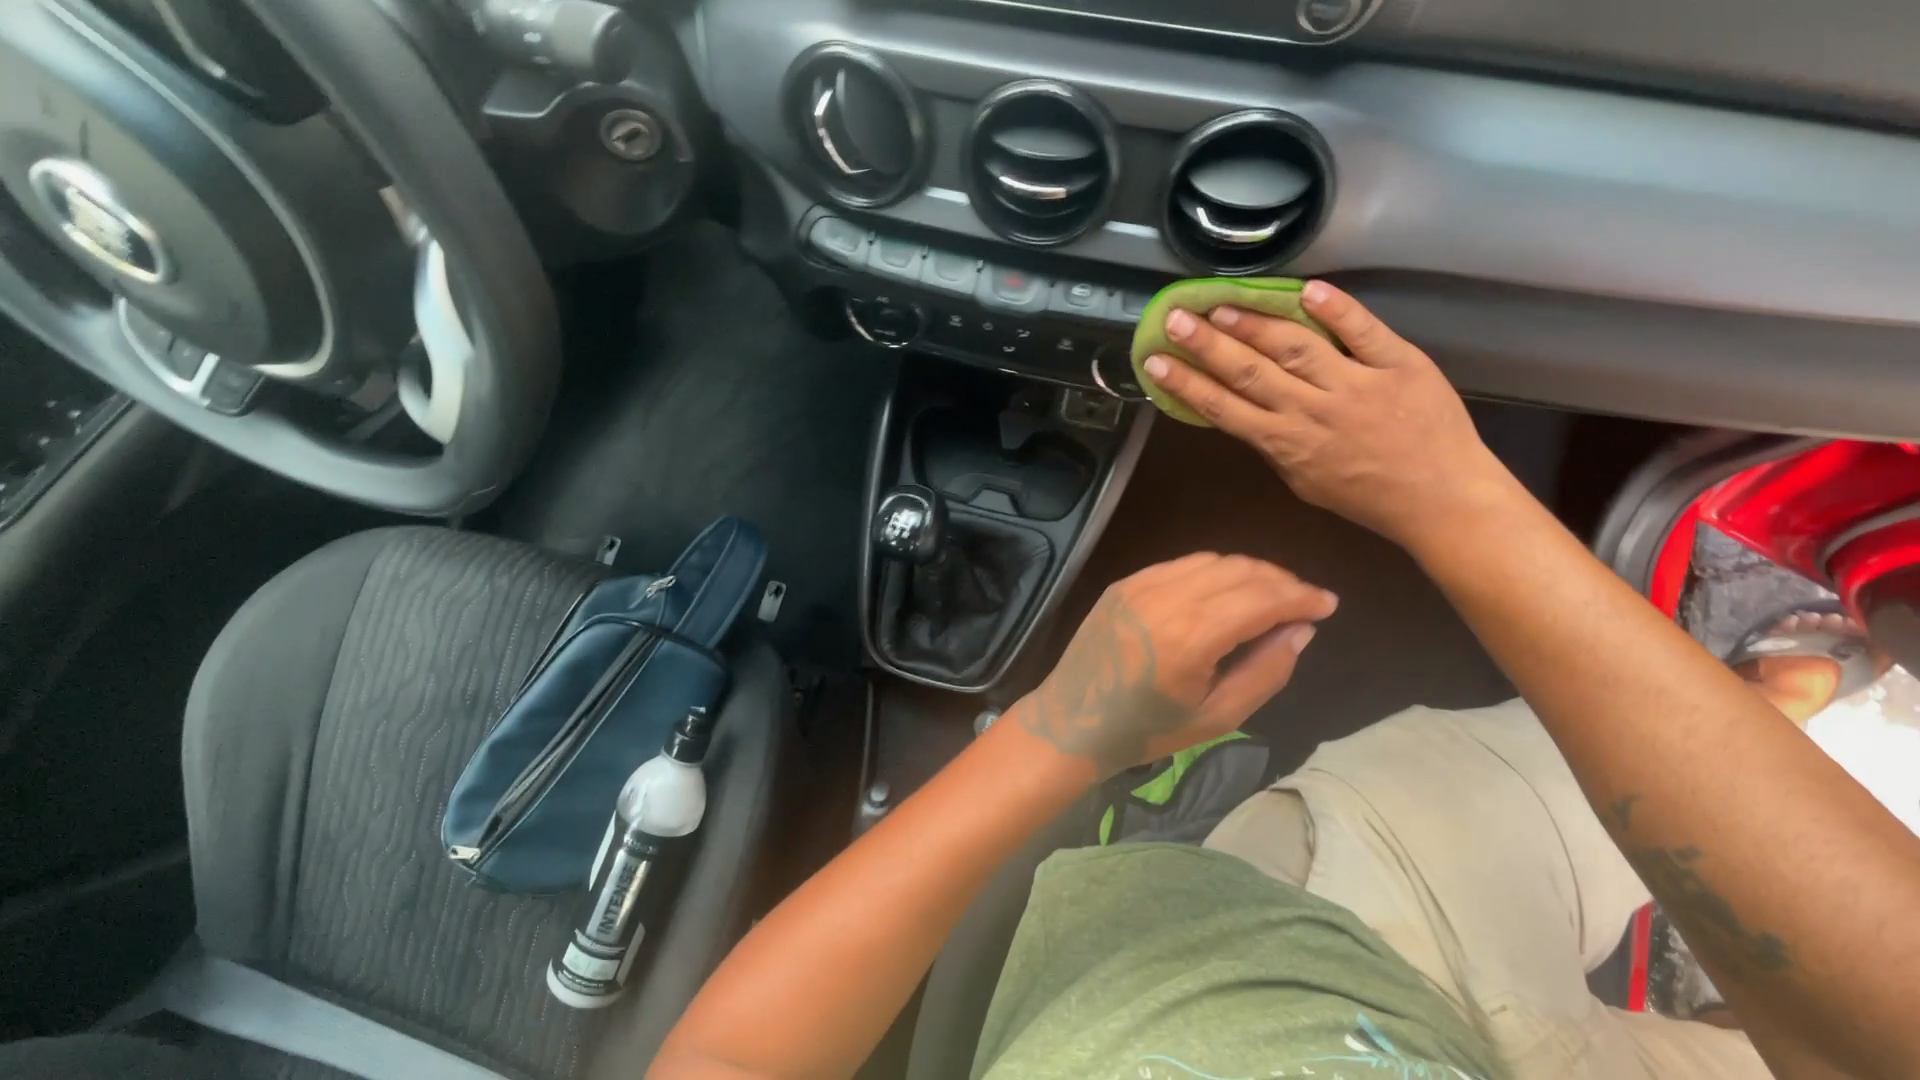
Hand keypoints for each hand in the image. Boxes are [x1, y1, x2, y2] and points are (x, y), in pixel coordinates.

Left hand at [1011, 554, 1336, 779]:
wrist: (1070, 723)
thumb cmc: (1146, 731)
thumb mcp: (1218, 717)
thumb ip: (1266, 671)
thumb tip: (1301, 630)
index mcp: (1189, 637)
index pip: (1261, 598)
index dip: (1301, 597)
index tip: (1328, 605)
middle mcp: (1164, 598)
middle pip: (1240, 570)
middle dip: (1281, 581)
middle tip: (1305, 602)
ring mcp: (1139, 584)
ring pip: (1211, 560)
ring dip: (1249, 571)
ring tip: (1272, 595)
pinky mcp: (1124, 582)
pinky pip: (1180, 564)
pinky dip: (1213, 571)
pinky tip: (1226, 591)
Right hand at [1143, 281, 1521, 547]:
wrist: (1440, 498)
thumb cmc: (1366, 496)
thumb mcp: (1304, 483)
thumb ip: (1273, 445)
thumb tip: (1243, 412)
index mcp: (1286, 443)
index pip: (1223, 408)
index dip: (1186, 383)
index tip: (1155, 362)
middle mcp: (1313, 411)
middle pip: (1249, 372)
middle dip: (1207, 345)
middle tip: (1176, 319)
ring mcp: (1356, 384)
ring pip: (1295, 347)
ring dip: (1255, 324)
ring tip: (1222, 303)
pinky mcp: (1399, 364)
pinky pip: (1363, 332)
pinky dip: (1337, 310)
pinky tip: (1307, 290)